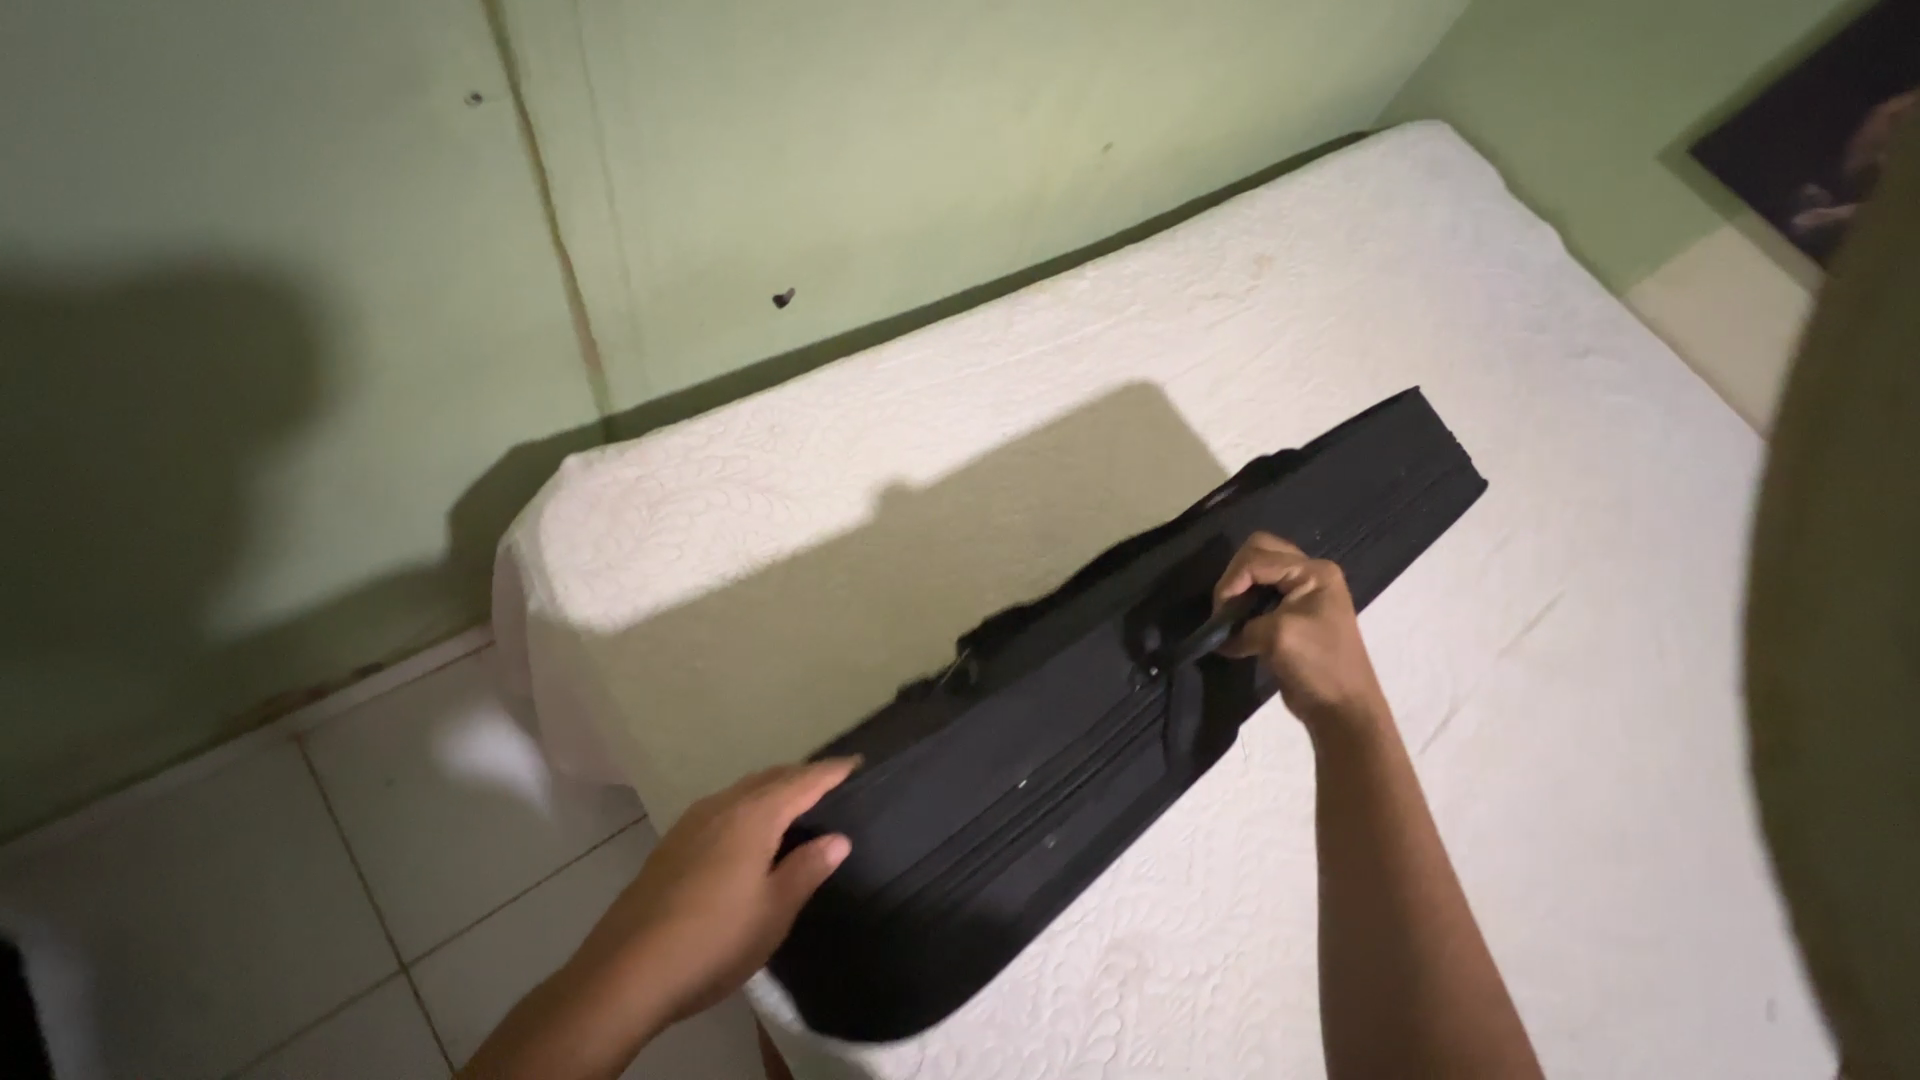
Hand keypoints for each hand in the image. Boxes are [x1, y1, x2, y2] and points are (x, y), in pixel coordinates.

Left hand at [574, 759, 858, 1025]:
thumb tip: (838, 838)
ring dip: (772, 789)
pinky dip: (747, 805)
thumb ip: (807, 869)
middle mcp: (722, 807)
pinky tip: (747, 832)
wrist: (625, 972)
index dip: (831, 772)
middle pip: (770, 778)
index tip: (856, 762)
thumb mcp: (774, 911)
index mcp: (754, 816)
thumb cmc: (714, 939)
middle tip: (831, 783)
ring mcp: (691, 823)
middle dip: (802, 776)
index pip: (802, 782)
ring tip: (794, 803)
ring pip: (742, 791)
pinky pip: (722, 807)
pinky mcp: (672, 844)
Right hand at [1214, 532, 1387, 727]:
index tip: (1220, 612)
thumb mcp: (1276, 636)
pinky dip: (1244, 607)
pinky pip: (1260, 595)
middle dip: (1235, 577)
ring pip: (1257, 572)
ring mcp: (1302, 593)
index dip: (1231, 581)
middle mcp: (1309, 575)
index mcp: (1313, 573)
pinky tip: (1236, 630)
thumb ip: (1243, 623)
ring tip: (1229, 620)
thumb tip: (1221, 635)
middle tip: (1225, 607)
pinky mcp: (1292, 613)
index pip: (1257, 558)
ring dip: (1239, 592)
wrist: (1341, 708)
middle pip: (1259, 552)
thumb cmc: (1316, 665)